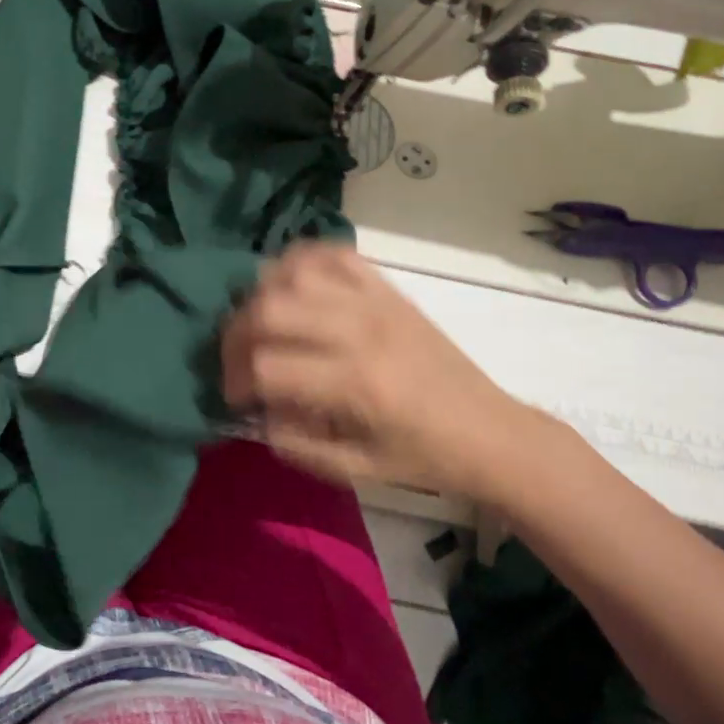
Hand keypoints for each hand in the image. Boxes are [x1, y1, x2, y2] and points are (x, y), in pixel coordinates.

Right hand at [221, 243, 551, 501]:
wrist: (488, 432)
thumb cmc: (420, 457)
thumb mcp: (351, 469)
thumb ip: (292, 441)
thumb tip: (256, 409)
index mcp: (354, 384)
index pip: (265, 365)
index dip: (235, 382)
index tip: (237, 400)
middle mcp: (359, 332)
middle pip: (268, 309)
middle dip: (235, 335)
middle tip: (237, 360)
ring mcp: (375, 302)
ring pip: (292, 274)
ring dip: (261, 297)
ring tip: (261, 324)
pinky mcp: (387, 289)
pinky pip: (332, 254)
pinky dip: (301, 263)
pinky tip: (291, 287)